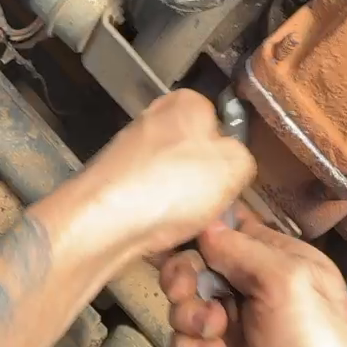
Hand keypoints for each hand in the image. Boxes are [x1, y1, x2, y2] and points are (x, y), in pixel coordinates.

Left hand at [41, 91, 254, 264]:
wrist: (104, 222)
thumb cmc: (170, 186)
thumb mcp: (234, 166)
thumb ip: (243, 160)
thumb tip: (232, 166)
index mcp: (186, 104)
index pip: (221, 129)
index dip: (228, 165)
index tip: (229, 189)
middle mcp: (152, 123)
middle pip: (193, 165)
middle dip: (202, 195)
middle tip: (208, 217)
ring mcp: (127, 158)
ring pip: (170, 193)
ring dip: (180, 218)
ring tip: (181, 234)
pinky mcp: (111, 192)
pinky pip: (147, 213)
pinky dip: (155, 229)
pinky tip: (157, 243)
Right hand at [160, 216, 346, 346]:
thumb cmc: (311, 342)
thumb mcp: (287, 280)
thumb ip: (241, 248)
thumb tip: (203, 227)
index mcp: (279, 261)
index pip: (230, 230)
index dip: (202, 231)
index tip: (176, 232)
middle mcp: (249, 290)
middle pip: (195, 263)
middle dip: (184, 274)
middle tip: (185, 289)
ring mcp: (226, 327)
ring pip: (181, 302)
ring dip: (189, 314)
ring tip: (212, 332)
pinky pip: (179, 340)